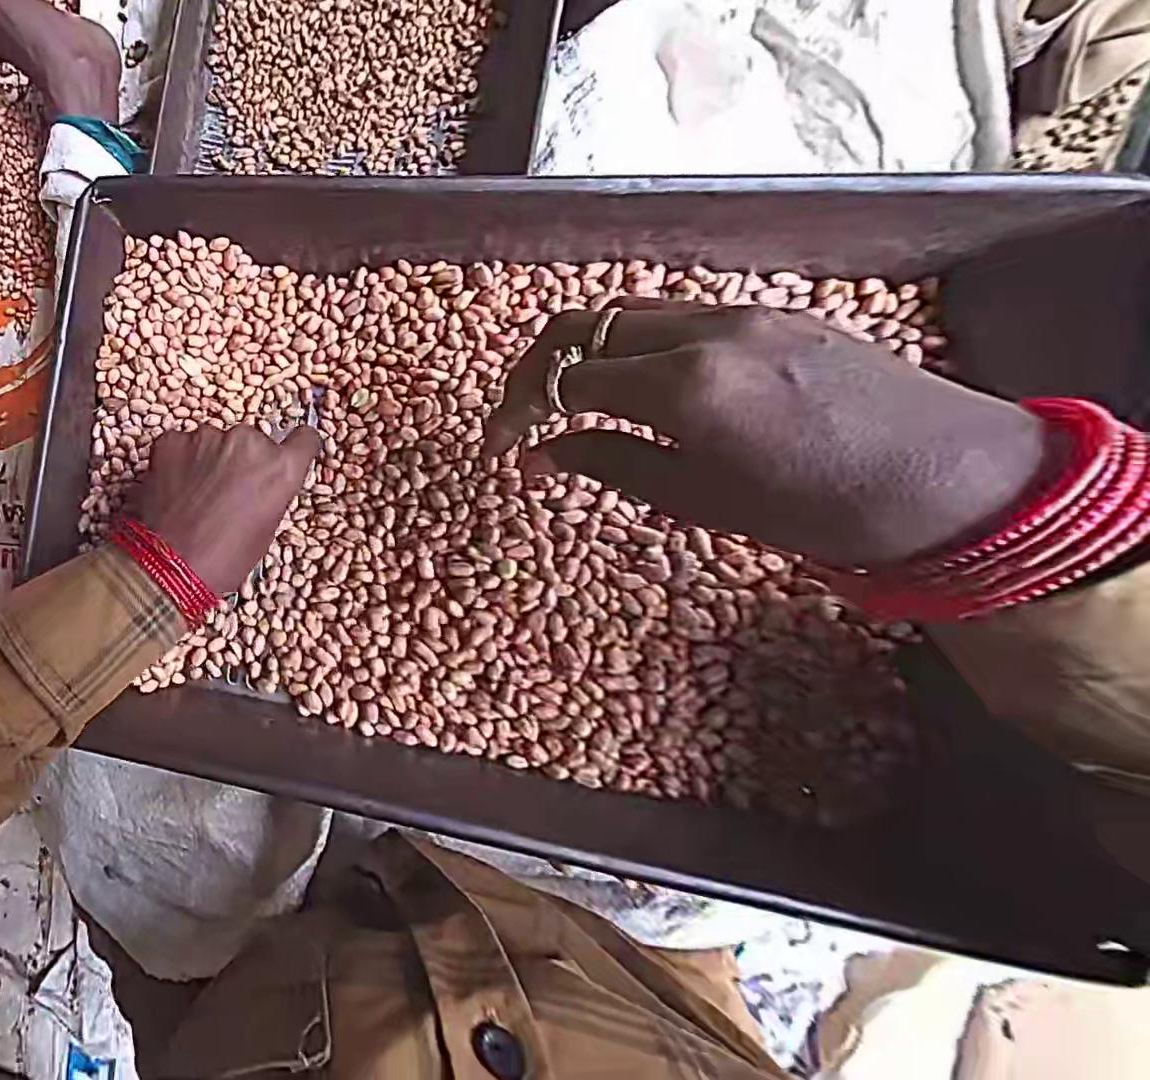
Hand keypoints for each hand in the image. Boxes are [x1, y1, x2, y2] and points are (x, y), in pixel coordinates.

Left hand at [129, 423, 320, 593]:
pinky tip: (174, 489)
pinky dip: (178, 461)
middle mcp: (249, 443)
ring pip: (213, 441)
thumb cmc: (222, 560)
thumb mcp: (264, 530)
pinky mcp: (173, 441)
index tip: (287, 451)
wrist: (170, 566)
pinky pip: (180, 444)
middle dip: (240, 460)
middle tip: (224, 491)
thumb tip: (258, 484)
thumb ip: (269, 493)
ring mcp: (208, 438)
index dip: (293, 447)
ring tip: (194, 496)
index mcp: (280, 469)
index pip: (303, 439)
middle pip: (251, 440)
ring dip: (207, 459)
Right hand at [484, 298, 1053, 565]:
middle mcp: (704, 332)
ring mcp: (739, 314)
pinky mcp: (767, 314)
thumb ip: (604, 462)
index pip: (564, 380)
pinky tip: (631, 384)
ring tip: (567, 398)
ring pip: (622, 311)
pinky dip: (628, 343)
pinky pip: (671, 315)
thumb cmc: (813, 507)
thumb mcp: (693, 496)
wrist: (956, 479)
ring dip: (579, 351)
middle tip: (519, 414)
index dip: (518, 412)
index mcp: (681, 386)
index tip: (499, 444)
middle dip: (534, 370)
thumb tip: (535, 456)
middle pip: (580, 325)